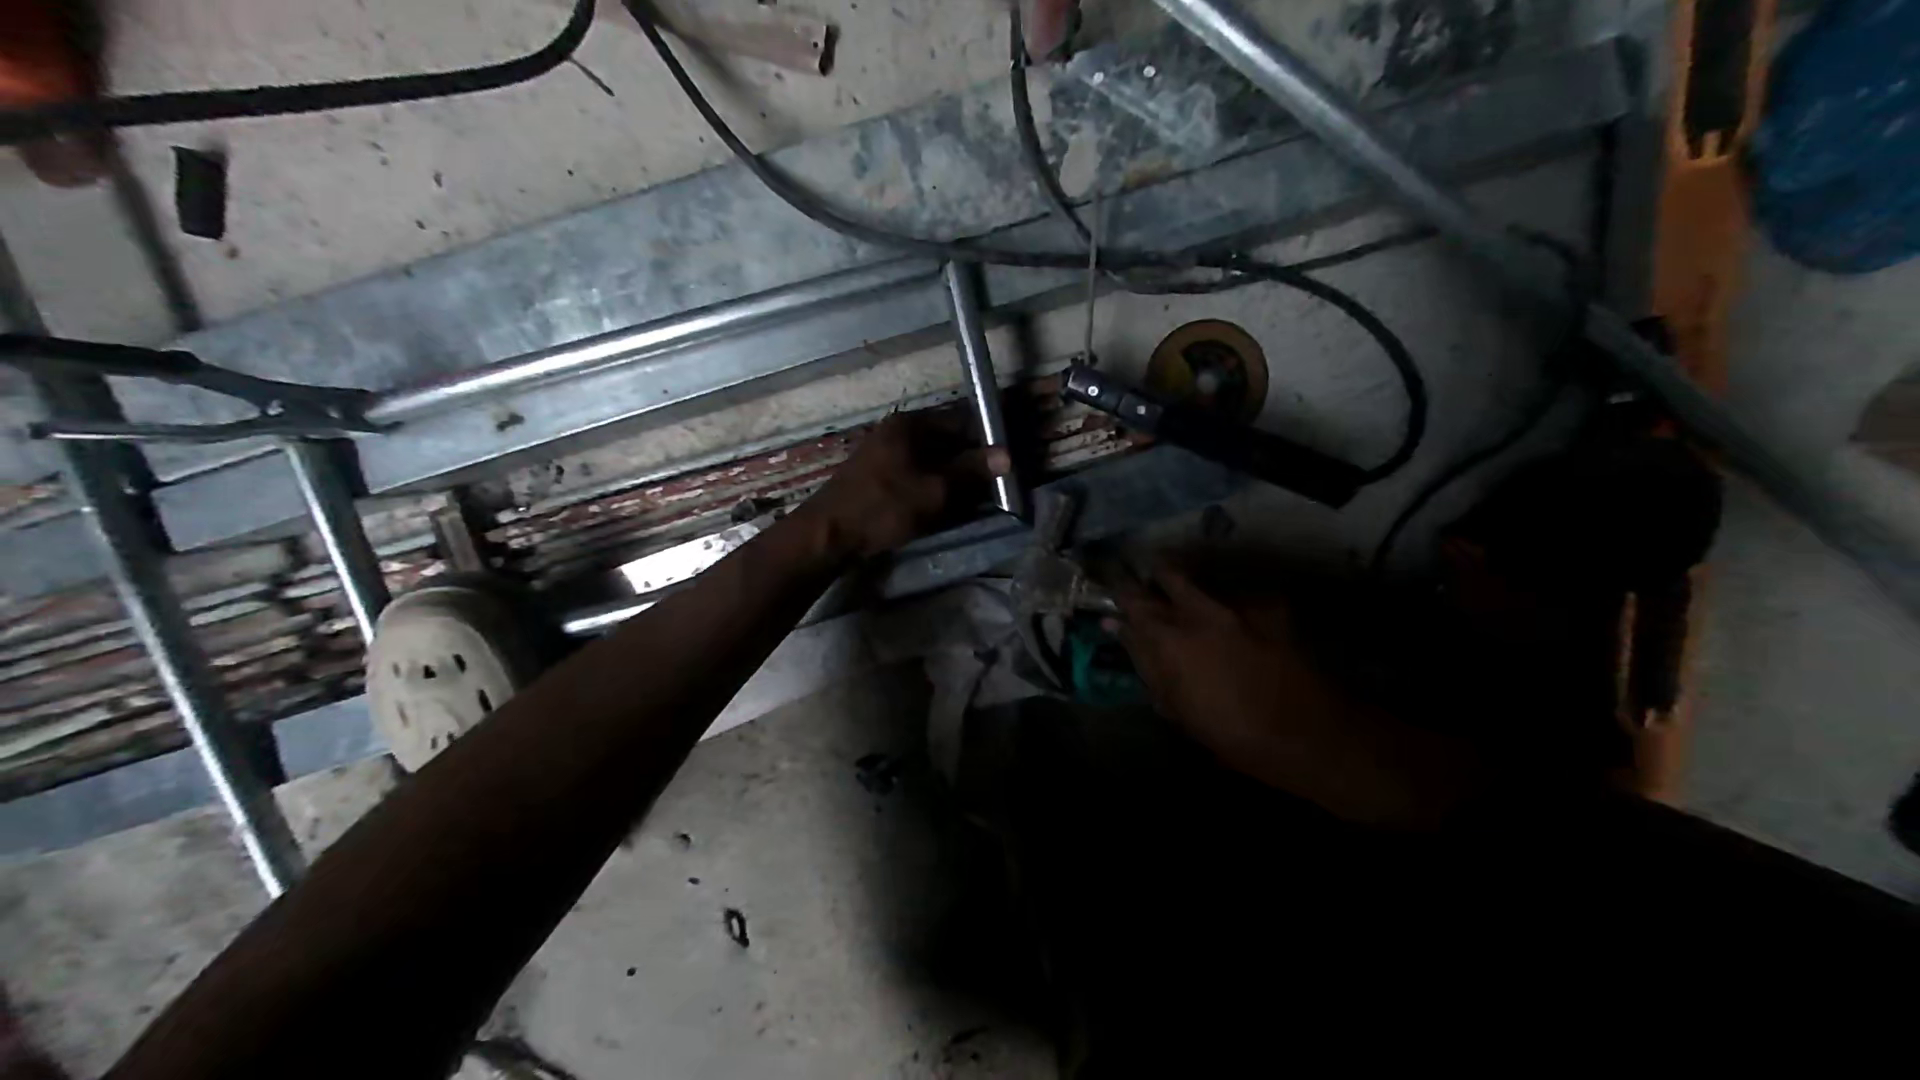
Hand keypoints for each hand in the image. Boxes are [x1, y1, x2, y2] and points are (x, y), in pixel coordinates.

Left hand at [801, 412, 1011, 559]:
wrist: (829, 534)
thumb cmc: (884, 507)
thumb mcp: (934, 491)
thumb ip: (971, 470)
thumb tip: (1007, 455)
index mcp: (910, 425)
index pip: (961, 421)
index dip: (987, 440)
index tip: (1006, 462)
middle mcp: (897, 431)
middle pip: (947, 441)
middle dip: (971, 462)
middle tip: (995, 486)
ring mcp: (885, 453)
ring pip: (932, 461)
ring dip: (953, 478)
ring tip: (975, 500)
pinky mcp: (879, 476)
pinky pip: (916, 475)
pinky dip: (933, 487)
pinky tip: (945, 506)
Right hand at [1115, 562, 1475, 826]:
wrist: (1308, 735)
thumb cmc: (1231, 733)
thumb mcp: (1175, 706)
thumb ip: (1145, 662)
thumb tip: (1119, 628)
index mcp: (1171, 638)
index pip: (1133, 600)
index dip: (1120, 591)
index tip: (1112, 587)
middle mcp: (1202, 612)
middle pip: (1170, 575)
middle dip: (1156, 574)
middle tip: (1147, 578)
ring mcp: (1239, 608)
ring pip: (1205, 585)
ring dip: (1191, 588)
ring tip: (1187, 601)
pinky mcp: (1270, 612)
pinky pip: (1238, 601)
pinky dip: (1228, 608)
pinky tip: (1232, 623)